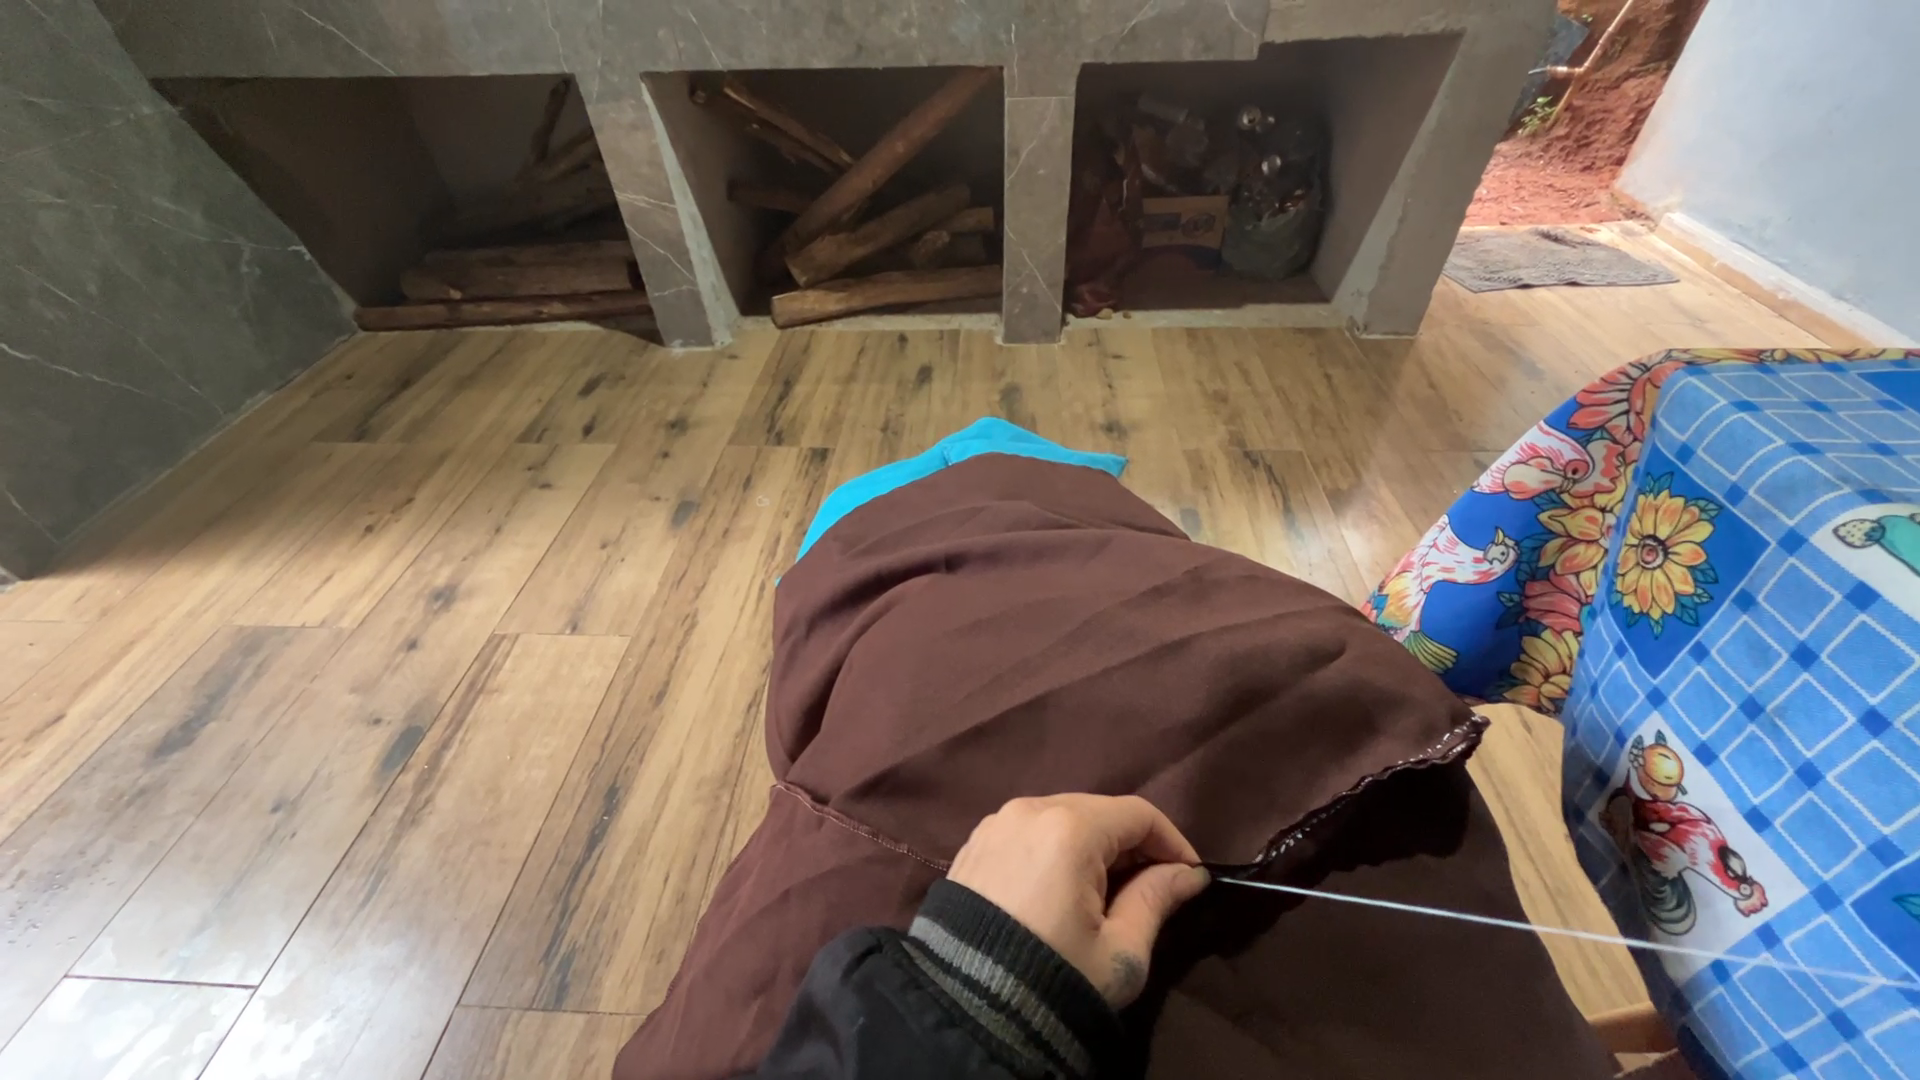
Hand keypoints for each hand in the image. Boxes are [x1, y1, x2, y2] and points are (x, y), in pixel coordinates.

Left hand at [946, 794, 1209, 1006]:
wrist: (966, 1008)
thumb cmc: (1054, 977)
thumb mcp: (1119, 951)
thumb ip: (1156, 900)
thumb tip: (1189, 874)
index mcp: (1069, 827)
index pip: (1137, 814)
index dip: (1172, 841)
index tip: (1190, 876)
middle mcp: (1030, 809)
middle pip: (1098, 810)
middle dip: (1132, 843)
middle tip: (1154, 887)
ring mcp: (997, 822)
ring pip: (1063, 816)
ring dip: (1094, 845)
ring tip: (1109, 892)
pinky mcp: (975, 842)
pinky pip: (1030, 831)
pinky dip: (1055, 848)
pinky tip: (1064, 888)